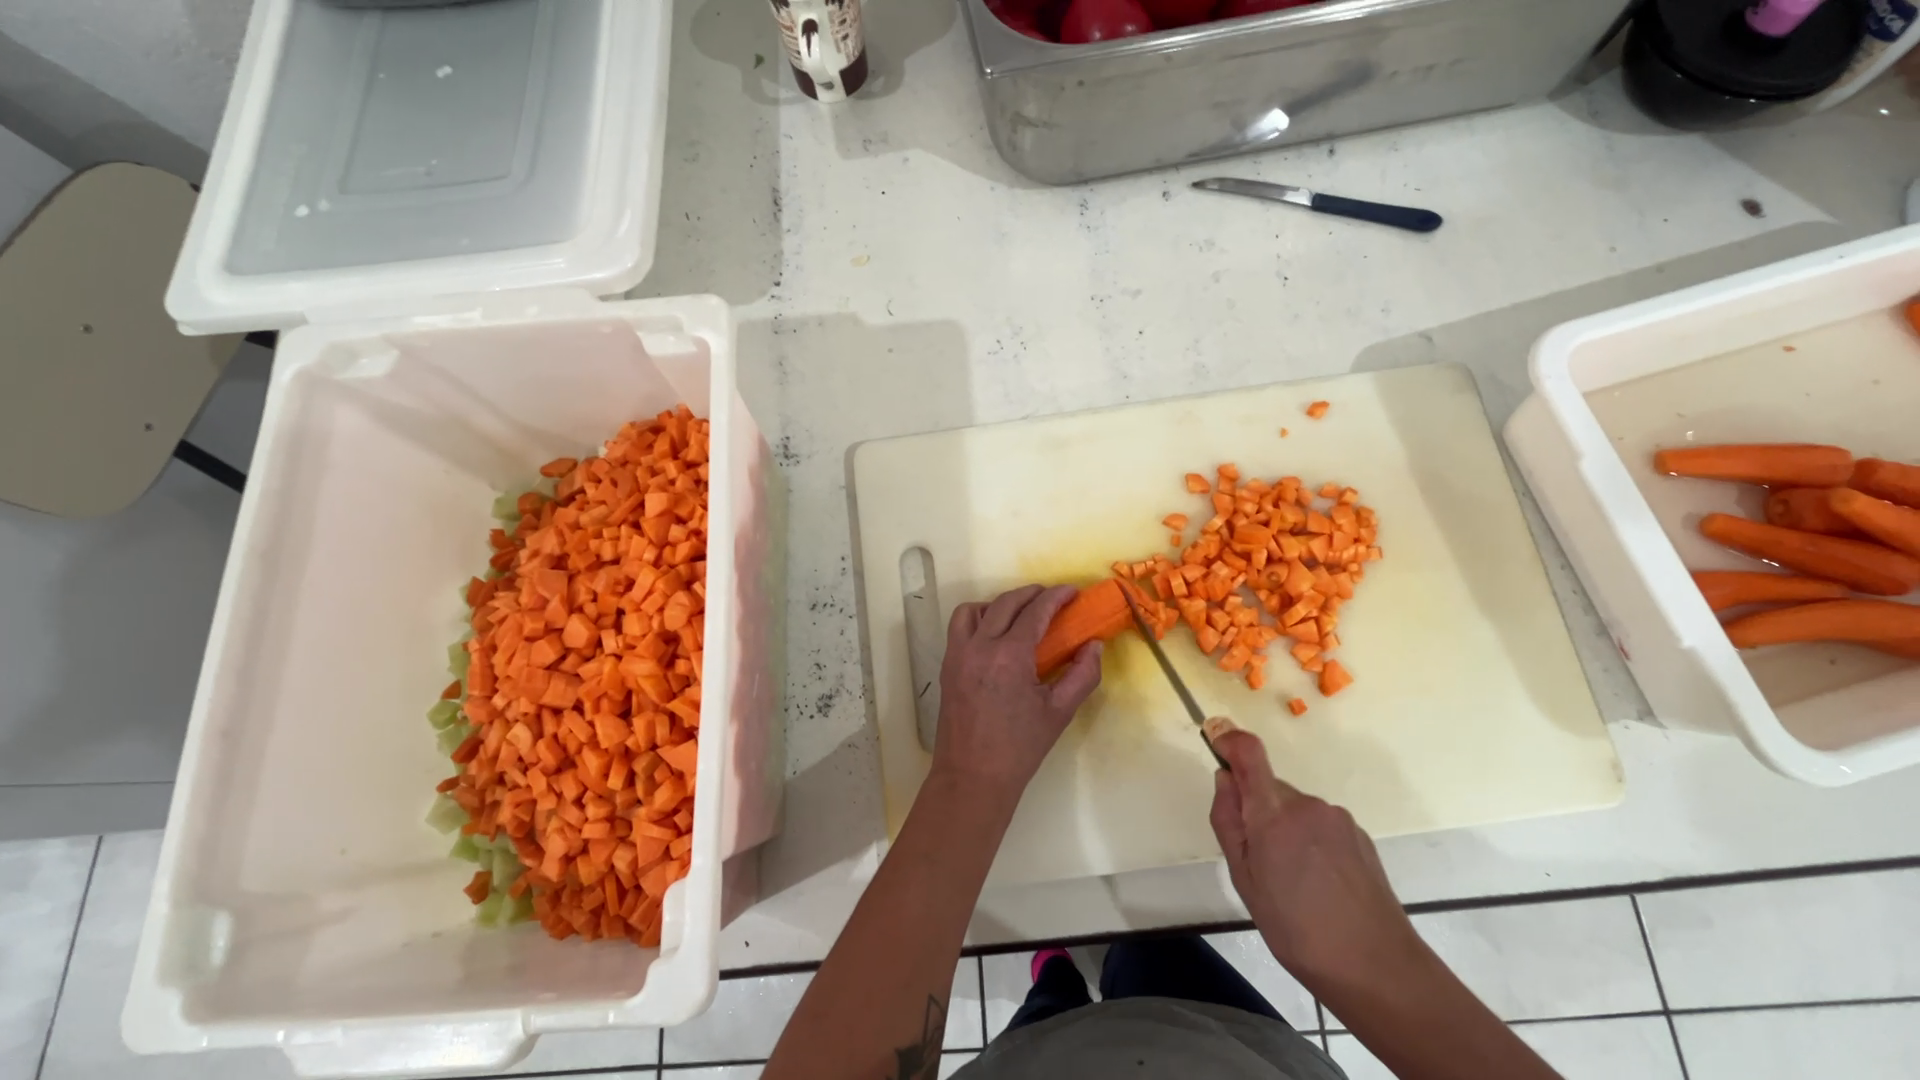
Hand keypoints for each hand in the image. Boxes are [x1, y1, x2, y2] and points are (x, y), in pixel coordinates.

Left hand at [929, 585, 1102, 807]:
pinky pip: (960, 628)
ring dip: (999, 604)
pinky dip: (978, 619)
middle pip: (1005, 603)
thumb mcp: (1059, 712)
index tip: (1073, 592)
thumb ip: (1082, 675)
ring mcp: (958, 655)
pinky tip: (995, 635)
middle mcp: (979, 647)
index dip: (1056, 597)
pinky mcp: (947, 667)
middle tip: (1053, 598)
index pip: (1035, 612)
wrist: (972, 777)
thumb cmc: (1020, 748)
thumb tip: (1093, 646)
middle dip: (1031, 594)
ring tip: (1021, 614)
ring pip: (974, 610)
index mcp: (1009, 656)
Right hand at [1208, 721, 1424, 983]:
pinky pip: (1320, 826)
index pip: (1249, 753)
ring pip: (1295, 810)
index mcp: (1273, 814)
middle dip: (1257, 811)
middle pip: (1270, 789)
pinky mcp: (1359, 837)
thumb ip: (1228, 822)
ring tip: (1292, 882)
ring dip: (1285, 831)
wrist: (1374, 965)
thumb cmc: (1294, 928)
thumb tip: (1224, 779)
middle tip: (1257, 861)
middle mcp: (1308, 805)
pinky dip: (1310, 843)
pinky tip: (1318, 885)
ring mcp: (1338, 819)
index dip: (1229, 739)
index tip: (1215, 738)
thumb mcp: (1243, 879)